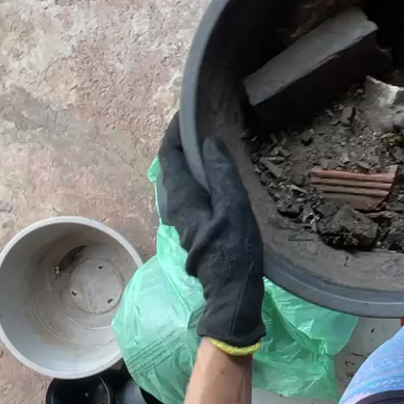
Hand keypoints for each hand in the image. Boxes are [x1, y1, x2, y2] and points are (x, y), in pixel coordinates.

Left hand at [157, 118, 264, 349]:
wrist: (232, 292)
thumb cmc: (235, 250)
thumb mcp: (233, 208)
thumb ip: (221, 174)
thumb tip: (208, 142)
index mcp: (181, 198)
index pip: (168, 154)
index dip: (175, 130)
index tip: (188, 111)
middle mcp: (174, 206)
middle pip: (170, 165)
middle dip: (180, 142)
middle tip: (200, 122)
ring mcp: (180, 219)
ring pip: (178, 179)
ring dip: (188, 159)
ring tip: (208, 142)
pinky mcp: (191, 227)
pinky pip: (187, 191)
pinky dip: (196, 174)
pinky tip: (213, 175)